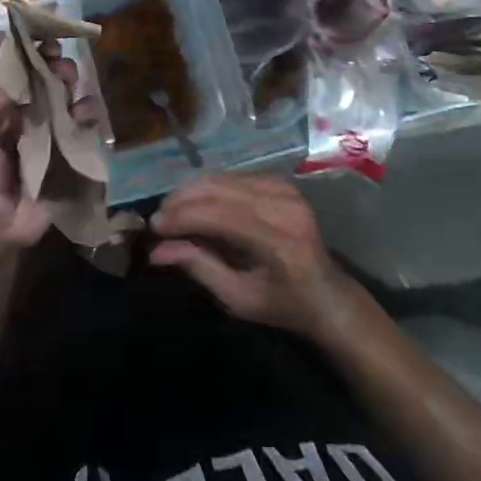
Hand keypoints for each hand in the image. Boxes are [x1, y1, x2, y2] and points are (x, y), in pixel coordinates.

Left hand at [0, 32, 101, 253]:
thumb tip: (4, 71)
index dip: (4, 49)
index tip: (16, 27)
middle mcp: (21, 114)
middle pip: (34, 77)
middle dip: (42, 58)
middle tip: (52, 49)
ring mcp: (45, 130)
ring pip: (59, 94)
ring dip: (65, 79)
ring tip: (66, 75)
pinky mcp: (66, 149)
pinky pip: (81, 124)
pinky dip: (86, 111)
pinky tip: (84, 107)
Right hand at [149, 175, 365, 338]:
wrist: (327, 293)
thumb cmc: (282, 303)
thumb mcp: (238, 298)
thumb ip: (199, 267)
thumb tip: (156, 251)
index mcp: (280, 242)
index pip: (221, 215)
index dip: (183, 217)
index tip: (154, 227)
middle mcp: (285, 207)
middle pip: (219, 190)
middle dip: (181, 201)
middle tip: (158, 219)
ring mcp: (285, 190)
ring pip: (222, 178)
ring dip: (191, 192)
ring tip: (171, 211)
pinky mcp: (281, 182)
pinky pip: (233, 176)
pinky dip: (208, 187)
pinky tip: (194, 202)